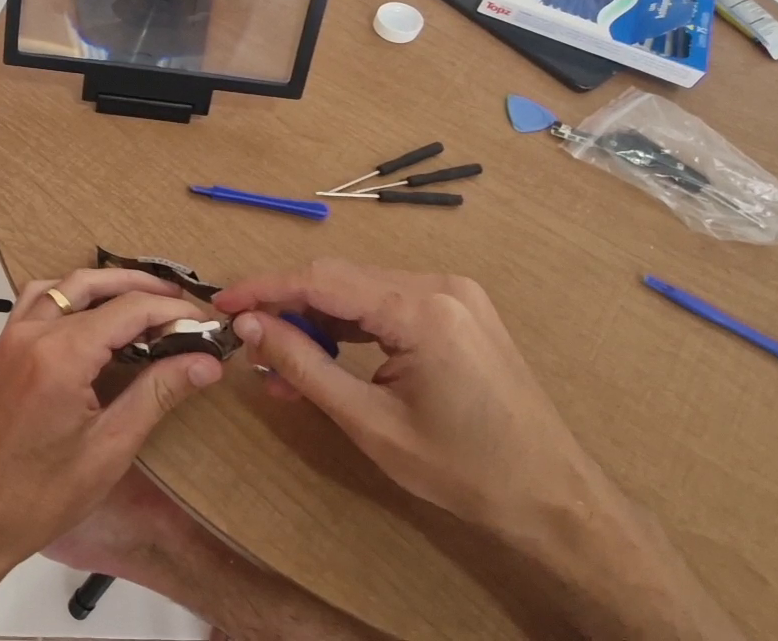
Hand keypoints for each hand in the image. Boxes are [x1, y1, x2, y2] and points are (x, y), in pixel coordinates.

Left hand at [0, 268, 223, 567]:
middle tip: (182, 305)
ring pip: (64, 286)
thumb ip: (158, 394)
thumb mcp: (111, 447)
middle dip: (142, 288)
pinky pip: (37, 299)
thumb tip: (204, 363)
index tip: (204, 324)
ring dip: (105, 284)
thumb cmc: (42, 494)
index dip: (171, 310)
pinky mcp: (4, 348)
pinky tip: (92, 314)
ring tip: (144, 302)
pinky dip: (69, 294)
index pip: (128, 310)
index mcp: (60, 355)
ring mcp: (13, 337)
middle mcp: (32, 333)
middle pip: (94, 285)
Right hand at [214, 259, 598, 534]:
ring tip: (277, 361)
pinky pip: (383, 304)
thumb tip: (248, 326)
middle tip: (245, 340)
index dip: (263, 289)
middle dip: (285, 306)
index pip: (320, 280)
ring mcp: (452, 294)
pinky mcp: (455, 309)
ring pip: (357, 290)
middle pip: (336, 278)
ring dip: (314, 319)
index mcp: (422, 309)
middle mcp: (438, 285)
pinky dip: (346, 327)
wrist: (555, 498)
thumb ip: (303, 365)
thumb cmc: (463, 470)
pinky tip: (321, 357)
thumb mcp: (369, 422)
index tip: (221, 305)